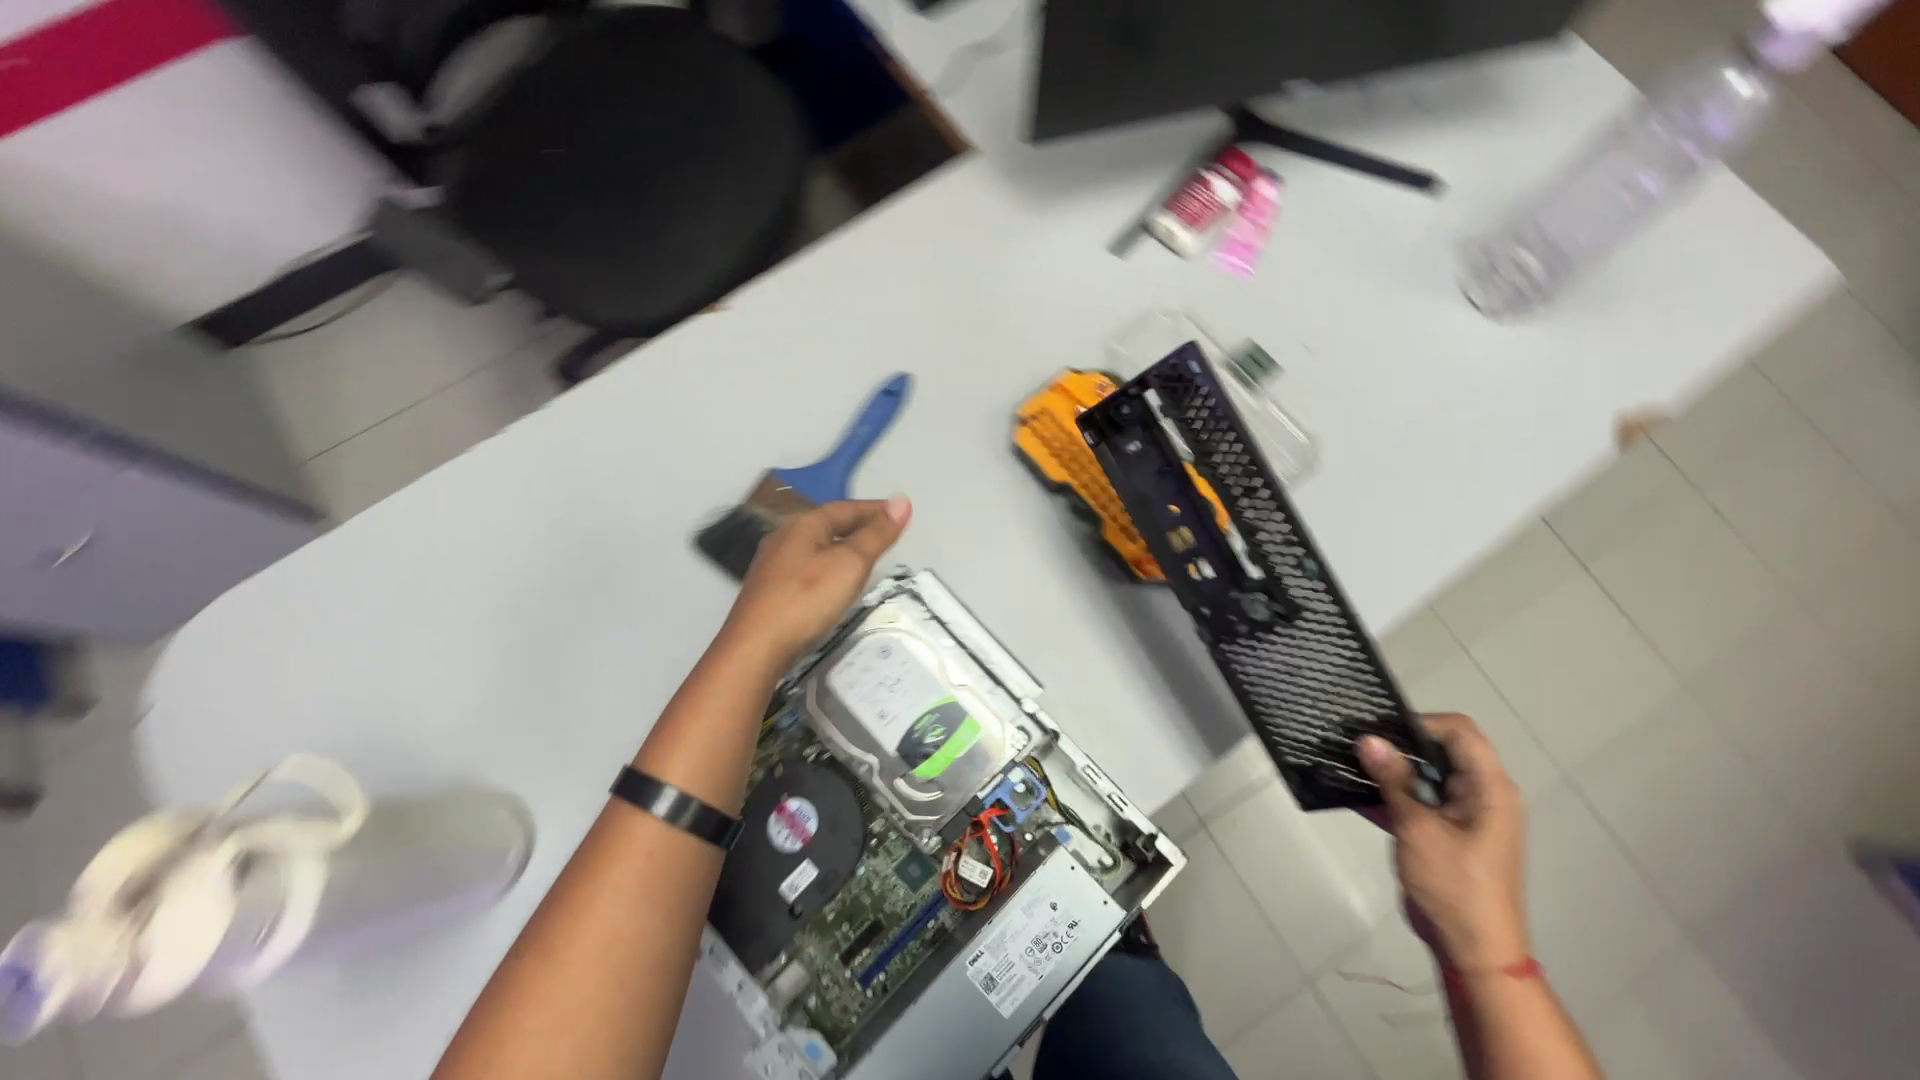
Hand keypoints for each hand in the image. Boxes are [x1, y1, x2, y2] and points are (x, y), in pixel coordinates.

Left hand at [720, 497, 911, 667]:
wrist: (756, 646)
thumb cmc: (807, 598)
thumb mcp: (850, 563)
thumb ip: (877, 534)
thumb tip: (902, 501)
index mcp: (803, 525)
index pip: (846, 508)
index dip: (875, 510)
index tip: (900, 514)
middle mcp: (784, 538)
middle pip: (828, 525)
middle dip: (858, 527)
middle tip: (886, 536)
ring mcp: (772, 565)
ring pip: (815, 547)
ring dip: (841, 547)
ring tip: (865, 558)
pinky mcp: (769, 591)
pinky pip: (806, 568)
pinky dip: (827, 567)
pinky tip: (832, 583)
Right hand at [1357, 714, 1529, 971]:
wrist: (1472, 948)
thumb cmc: (1454, 884)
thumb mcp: (1418, 828)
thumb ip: (1394, 781)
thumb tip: (1368, 739)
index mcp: (1490, 788)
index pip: (1460, 732)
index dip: (1420, 723)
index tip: (1379, 730)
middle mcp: (1481, 795)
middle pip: (1440, 751)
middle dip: (1398, 745)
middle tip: (1355, 742)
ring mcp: (1463, 816)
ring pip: (1424, 777)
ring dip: (1389, 771)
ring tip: (1347, 762)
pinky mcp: (1444, 834)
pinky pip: (1416, 802)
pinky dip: (1390, 796)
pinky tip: (1352, 792)